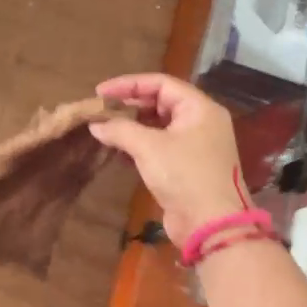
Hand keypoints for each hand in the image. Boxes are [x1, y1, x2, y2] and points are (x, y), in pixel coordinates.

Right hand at [91, 74, 248, 247]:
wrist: (210, 223)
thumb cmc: (184, 175)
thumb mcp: (148, 147)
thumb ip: (119, 129)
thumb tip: (96, 124)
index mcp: (200, 109)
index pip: (161, 83)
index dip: (128, 84)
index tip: (100, 92)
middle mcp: (201, 122)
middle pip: (160, 102)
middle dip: (129, 105)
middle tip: (101, 110)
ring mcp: (196, 145)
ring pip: (159, 125)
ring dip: (132, 126)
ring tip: (105, 129)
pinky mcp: (187, 165)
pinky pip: (160, 144)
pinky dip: (139, 144)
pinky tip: (118, 150)